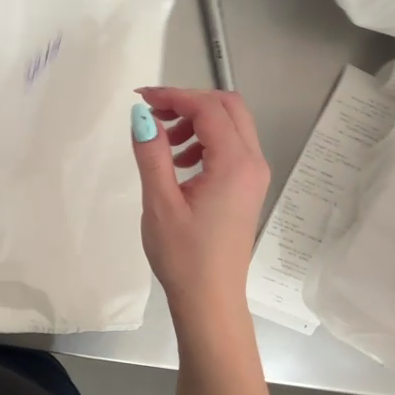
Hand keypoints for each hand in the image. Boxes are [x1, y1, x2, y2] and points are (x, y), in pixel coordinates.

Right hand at [130, 87, 270, 319]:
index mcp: (234, 164)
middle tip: (152, 113)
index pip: (208, 108)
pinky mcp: (247, 188)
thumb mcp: (160, 203)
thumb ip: (152, 154)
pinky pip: (231, 147)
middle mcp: (252, 163)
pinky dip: (204, 141)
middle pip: (228, 107)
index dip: (174, 95)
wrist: (210, 298)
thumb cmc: (183, 255)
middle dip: (189, 102)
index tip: (140, 99)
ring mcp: (253, 176)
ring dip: (197, 121)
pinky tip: (179, 164)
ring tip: (164, 144)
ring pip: (232, 126)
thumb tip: (141, 115)